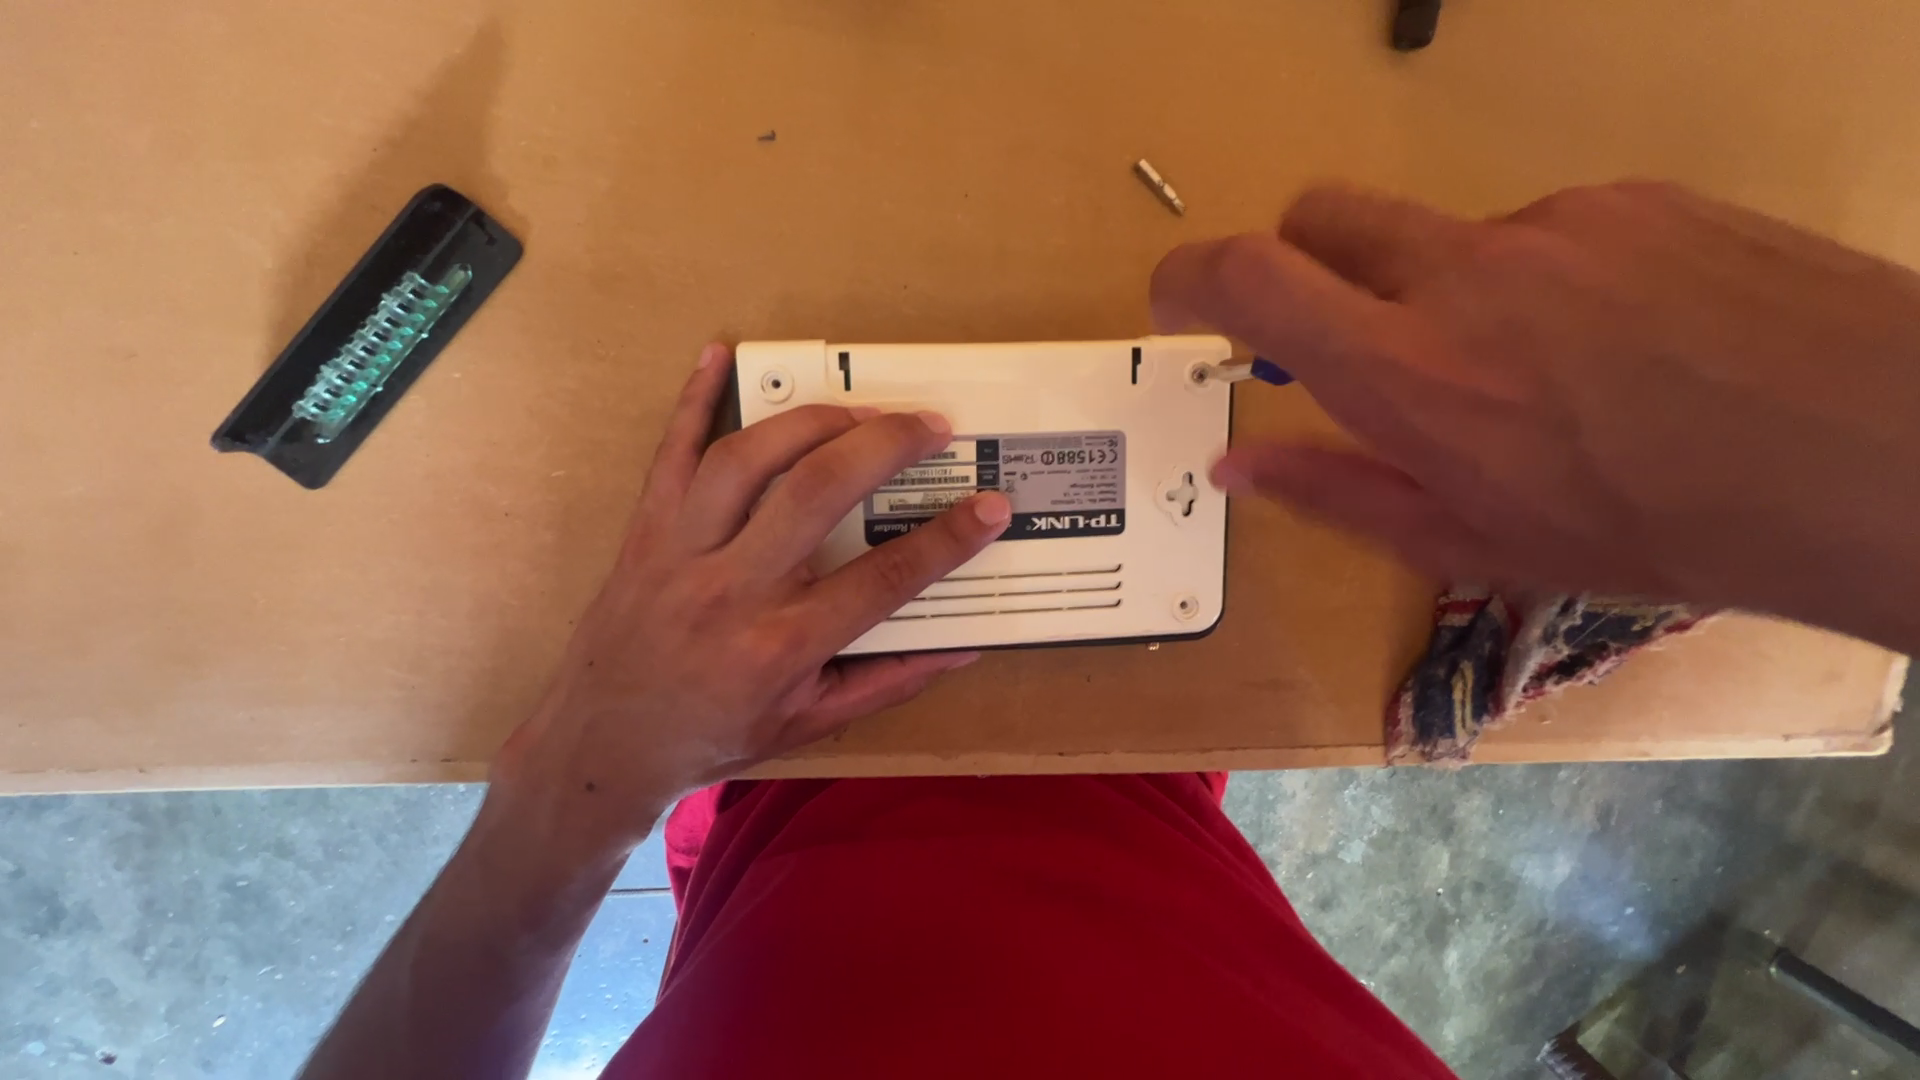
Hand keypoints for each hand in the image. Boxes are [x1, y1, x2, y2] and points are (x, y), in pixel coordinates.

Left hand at [486, 343, 1012, 865]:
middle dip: (884, 447)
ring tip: (862, 410)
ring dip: (813, 421)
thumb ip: (889, 682)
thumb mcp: (811, 722)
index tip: (990, 506)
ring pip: (749, 459)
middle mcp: (731, 589)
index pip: (883, 579)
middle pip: (818, 493)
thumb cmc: (716, 736)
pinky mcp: (645, 530)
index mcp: (780, 645)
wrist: (602, 745)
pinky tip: (718, 354)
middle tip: (931, 426)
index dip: (947, 539)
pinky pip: (669, 452)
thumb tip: (962, 649)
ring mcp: (681, 550)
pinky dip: (693, 399)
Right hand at [1152, 181, 1919, 650]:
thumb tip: (1233, 463)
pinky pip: (1530, 231)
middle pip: (1316, 214)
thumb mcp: (1457, 540)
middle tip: (1327, 334)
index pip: (1249, 276)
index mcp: (1400, 368)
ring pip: (1430, 235)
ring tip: (1513, 371)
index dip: (1188, 280)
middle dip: (1291, 264)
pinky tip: (1598, 344)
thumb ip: (1327, 489)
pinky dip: (1522, 281)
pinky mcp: (1630, 199)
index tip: (1178, 307)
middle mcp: (1456, 273)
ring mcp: (1548, 223)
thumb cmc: (1641, 530)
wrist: (1883, 458)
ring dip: (1425, 292)